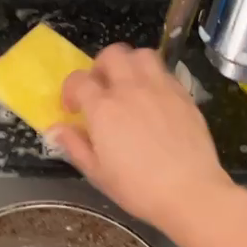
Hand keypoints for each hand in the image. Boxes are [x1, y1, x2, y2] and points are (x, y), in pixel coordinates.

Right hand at [47, 44, 235, 233]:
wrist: (190, 192)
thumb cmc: (138, 188)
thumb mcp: (97, 173)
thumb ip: (74, 145)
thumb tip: (56, 128)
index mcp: (103, 108)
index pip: (79, 80)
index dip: (70, 90)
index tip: (73, 108)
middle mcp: (130, 89)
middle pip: (112, 54)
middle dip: (100, 67)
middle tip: (101, 89)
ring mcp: (160, 89)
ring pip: (141, 55)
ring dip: (129, 64)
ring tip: (128, 85)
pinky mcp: (183, 95)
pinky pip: (164, 71)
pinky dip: (153, 77)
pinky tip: (152, 99)